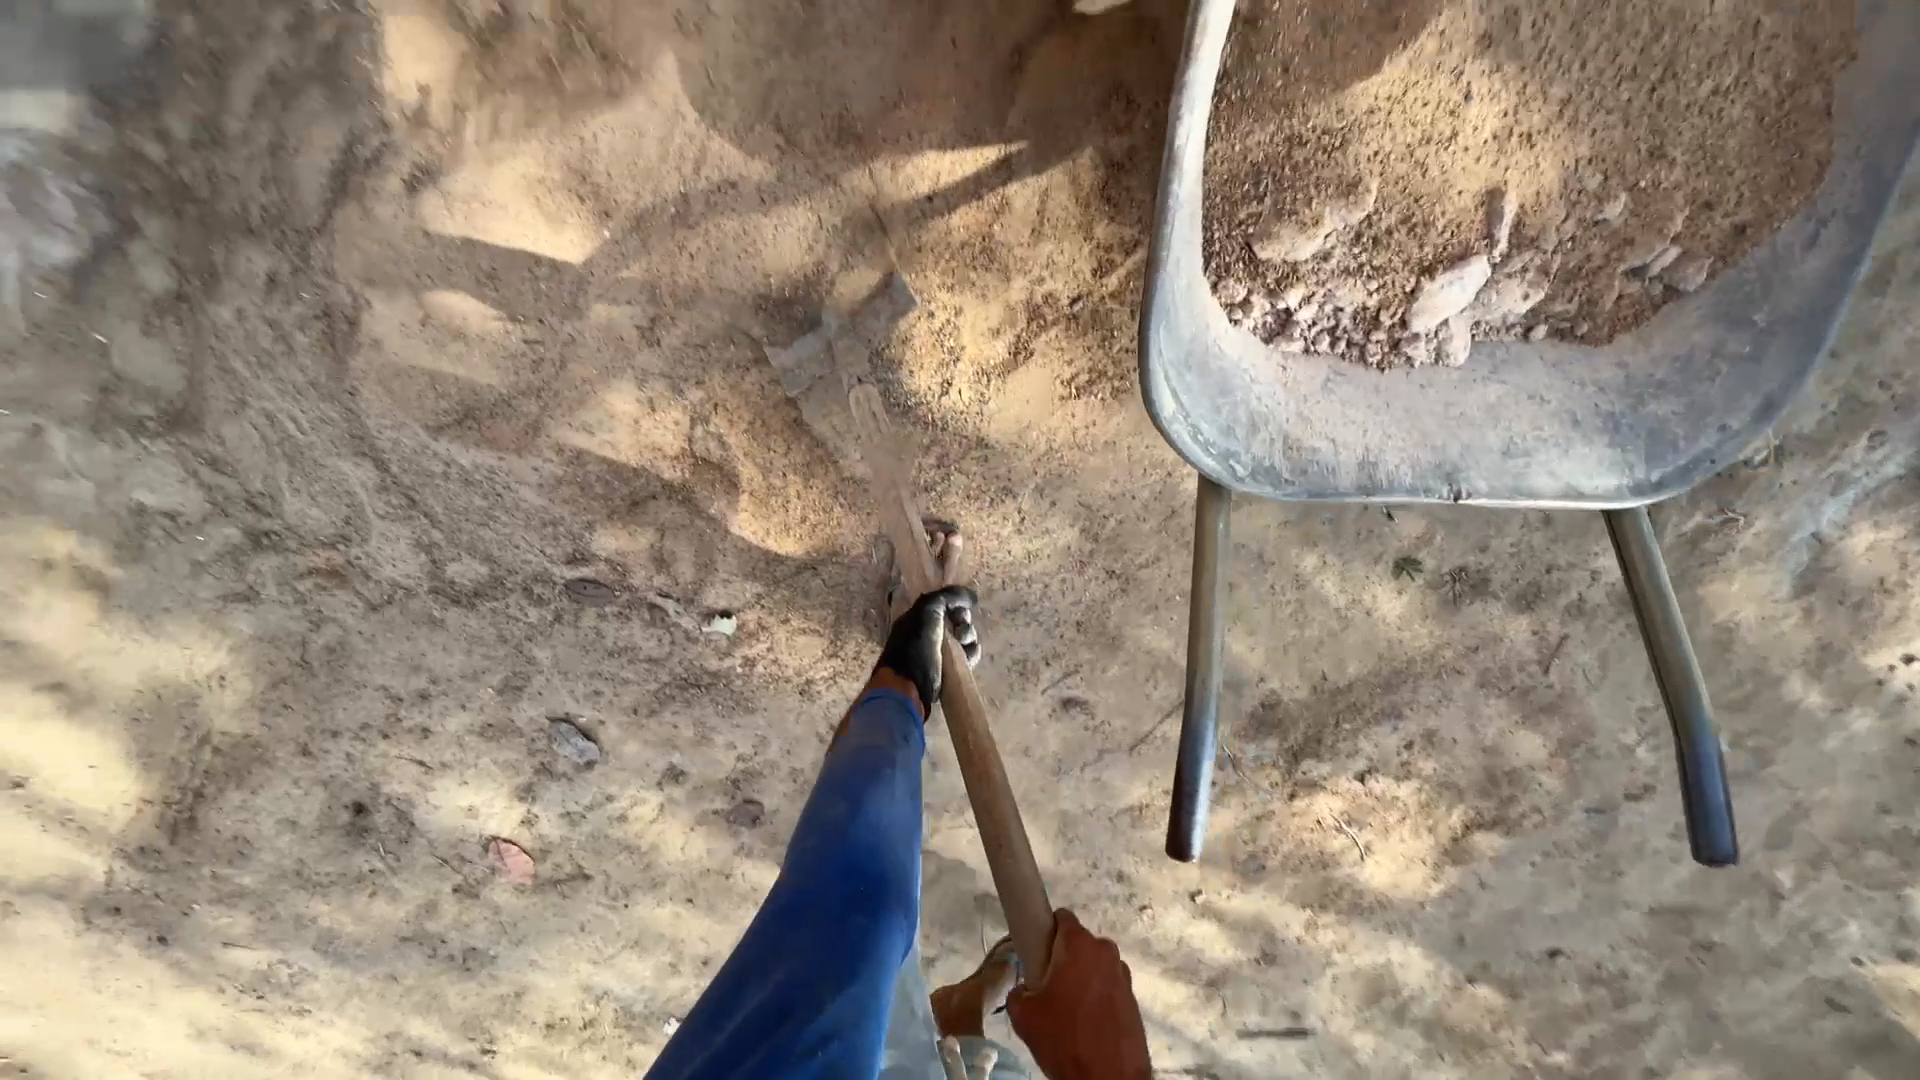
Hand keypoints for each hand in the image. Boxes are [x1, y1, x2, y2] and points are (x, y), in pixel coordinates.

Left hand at [875, 585, 979, 711]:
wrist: (907, 689)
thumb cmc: (914, 648)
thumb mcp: (926, 613)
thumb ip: (946, 597)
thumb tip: (970, 596)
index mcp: (918, 618)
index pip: (943, 603)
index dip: (956, 603)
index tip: (960, 610)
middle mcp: (928, 633)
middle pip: (956, 620)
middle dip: (964, 621)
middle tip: (961, 629)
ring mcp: (938, 653)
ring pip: (964, 638)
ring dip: (969, 637)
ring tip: (963, 644)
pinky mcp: (949, 672)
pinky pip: (967, 657)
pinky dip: (971, 654)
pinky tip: (968, 657)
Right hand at [1006, 910, 1151, 1079]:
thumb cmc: (1064, 1039)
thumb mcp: (1024, 1015)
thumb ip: (1018, 991)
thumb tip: (1025, 990)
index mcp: (1079, 945)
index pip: (1062, 917)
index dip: (1046, 931)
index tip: (1037, 951)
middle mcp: (1105, 951)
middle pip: (1079, 944)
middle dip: (1064, 959)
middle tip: (1048, 986)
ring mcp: (1124, 975)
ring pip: (1094, 966)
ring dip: (1082, 979)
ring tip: (1069, 1010)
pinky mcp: (1134, 999)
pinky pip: (1108, 987)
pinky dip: (1097, 997)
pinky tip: (1087, 1022)